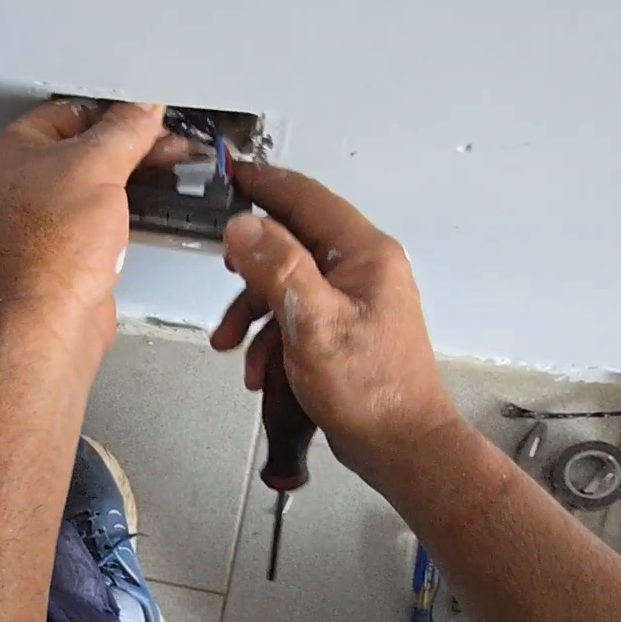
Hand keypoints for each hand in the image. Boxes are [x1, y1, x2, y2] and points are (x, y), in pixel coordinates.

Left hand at [0, 101, 175, 345]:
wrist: (53, 320)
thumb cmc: (53, 250)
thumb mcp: (98, 166)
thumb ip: (125, 130)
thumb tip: (144, 109)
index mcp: (9, 153)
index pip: (67, 112)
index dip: (111, 111)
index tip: (146, 115)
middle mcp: (18, 188)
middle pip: (81, 151)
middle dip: (127, 148)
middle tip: (164, 145)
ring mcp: (40, 224)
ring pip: (92, 187)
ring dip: (129, 180)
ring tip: (166, 172)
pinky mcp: (62, 255)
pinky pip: (97, 222)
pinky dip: (123, 213)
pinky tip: (151, 209)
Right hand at [211, 165, 459, 479]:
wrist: (399, 445)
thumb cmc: (365, 388)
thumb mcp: (313, 324)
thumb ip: (278, 269)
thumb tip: (242, 225)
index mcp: (363, 254)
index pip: (306, 199)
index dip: (264, 185)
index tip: (228, 176)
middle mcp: (361, 269)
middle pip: (290, 247)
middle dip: (249, 274)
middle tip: (221, 284)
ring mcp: (353, 301)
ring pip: (288, 289)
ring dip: (254, 317)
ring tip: (232, 350)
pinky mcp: (344, 332)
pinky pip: (297, 320)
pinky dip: (272, 342)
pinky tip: (260, 373)